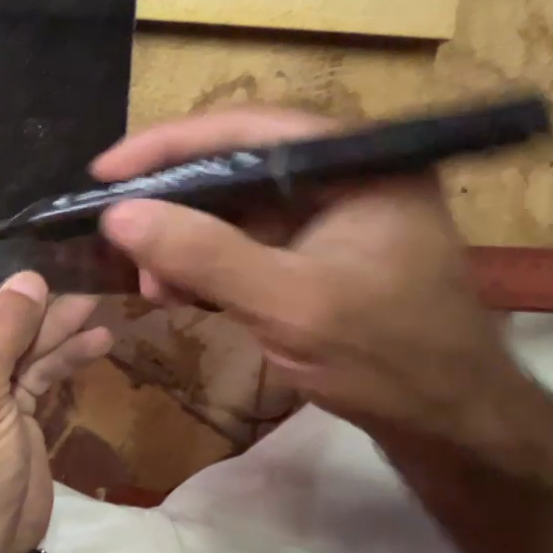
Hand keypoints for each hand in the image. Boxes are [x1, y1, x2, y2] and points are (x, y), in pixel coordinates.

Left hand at [0, 273, 111, 552]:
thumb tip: (28, 278)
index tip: (33, 271)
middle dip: (32, 304)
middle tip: (76, 278)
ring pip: (18, 341)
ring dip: (56, 325)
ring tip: (95, 302)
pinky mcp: (12, 402)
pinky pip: (37, 368)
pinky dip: (65, 355)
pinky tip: (99, 341)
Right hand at [94, 108, 528, 445]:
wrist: (448, 422)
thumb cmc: (386, 357)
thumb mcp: (288, 305)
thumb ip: (204, 255)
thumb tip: (118, 215)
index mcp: (354, 164)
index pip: (245, 130)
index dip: (166, 145)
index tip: (103, 173)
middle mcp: (338, 175)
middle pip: (229, 165)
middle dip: (168, 204)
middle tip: (117, 234)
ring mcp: (325, 214)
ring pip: (226, 207)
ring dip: (178, 240)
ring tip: (148, 281)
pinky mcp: (309, 251)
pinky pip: (237, 241)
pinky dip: (199, 263)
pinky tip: (173, 290)